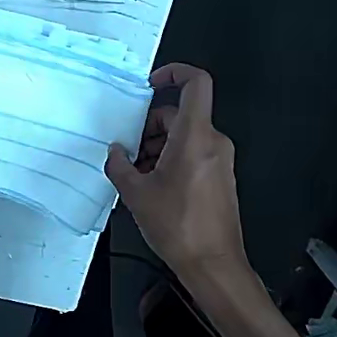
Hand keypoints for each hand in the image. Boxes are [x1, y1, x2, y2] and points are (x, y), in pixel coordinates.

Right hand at [106, 64, 246, 280]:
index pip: (196, 83)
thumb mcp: (136, 194)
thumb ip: (119, 165)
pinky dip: (171, 160)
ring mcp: (221, 160)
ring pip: (184, 136)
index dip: (174, 72)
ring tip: (137, 176)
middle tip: (128, 153)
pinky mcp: (221, 177)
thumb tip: (115, 152)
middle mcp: (213, 142)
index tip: (150, 84)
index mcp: (195, 136)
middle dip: (149, 129)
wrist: (213, 265)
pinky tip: (153, 187)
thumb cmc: (177, 226)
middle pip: (179, 115)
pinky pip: (194, 154)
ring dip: (157, 147)